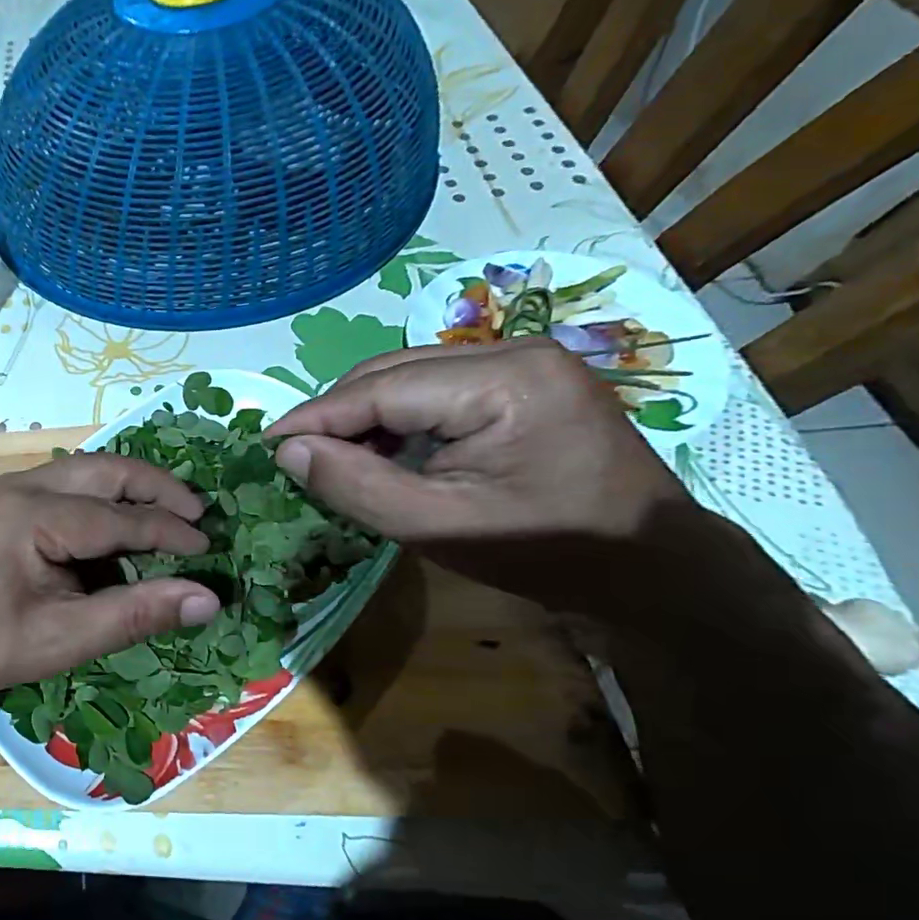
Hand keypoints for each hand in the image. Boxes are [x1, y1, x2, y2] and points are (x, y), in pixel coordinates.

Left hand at [0, 453, 221, 716]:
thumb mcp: (69, 637)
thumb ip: (139, 613)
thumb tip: (209, 598)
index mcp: (31, 515)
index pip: (119, 516)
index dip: (170, 531)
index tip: (209, 548)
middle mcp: (22, 486)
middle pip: (107, 470)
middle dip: (158, 489)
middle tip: (198, 516)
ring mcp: (13, 488)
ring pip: (90, 469)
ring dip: (134, 488)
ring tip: (173, 515)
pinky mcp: (11, 499)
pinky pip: (71, 483)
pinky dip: (107, 498)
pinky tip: (126, 524)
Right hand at [265, 338, 695, 607]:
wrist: (651, 569)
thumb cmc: (545, 553)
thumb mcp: (436, 527)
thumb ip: (356, 485)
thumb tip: (288, 451)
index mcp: (505, 381)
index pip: (383, 389)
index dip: (318, 416)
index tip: (267, 443)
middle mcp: (515, 350)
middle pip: (393, 371)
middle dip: (338, 413)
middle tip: (297, 455)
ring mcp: (525, 359)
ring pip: (410, 374)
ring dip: (364, 414)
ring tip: (336, 457)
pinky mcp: (525, 377)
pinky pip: (437, 385)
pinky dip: (398, 415)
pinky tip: (384, 449)